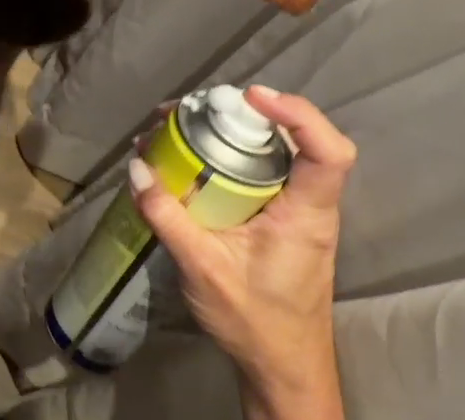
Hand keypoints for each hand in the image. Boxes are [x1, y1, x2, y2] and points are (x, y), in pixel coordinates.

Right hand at [128, 87, 355, 412]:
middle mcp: (308, 206)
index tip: (251, 97)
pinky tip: (183, 158)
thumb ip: (168, 216)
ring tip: (174, 127)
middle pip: (292, 140)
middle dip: (241, 115)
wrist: (281, 368)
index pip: (328, 153)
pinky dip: (221, 156)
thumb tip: (136, 167)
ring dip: (226, 133)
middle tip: (188, 110)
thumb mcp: (203, 269)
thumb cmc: (255, 323)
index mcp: (307, 216)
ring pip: (270, 153)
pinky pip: (254, 172)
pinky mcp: (275, 218)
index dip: (298, 115)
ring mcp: (293, 211)